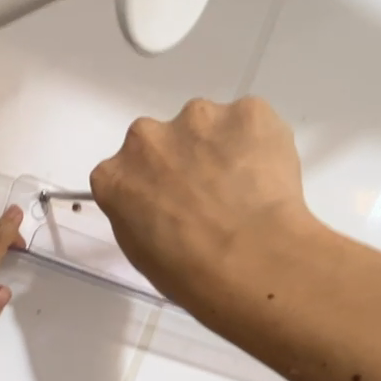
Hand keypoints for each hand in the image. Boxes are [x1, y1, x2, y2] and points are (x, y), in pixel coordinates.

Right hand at [90, 97, 322, 316]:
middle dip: (179, 163)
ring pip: (205, 128)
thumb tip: (157, 206)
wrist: (249, 259)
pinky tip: (267, 179)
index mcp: (113, 175)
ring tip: (242, 190)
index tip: (166, 209)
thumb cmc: (185, 270)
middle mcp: (147, 137)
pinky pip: (250, 123)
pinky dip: (257, 144)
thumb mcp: (140, 251)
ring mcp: (197, 117)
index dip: (149, 191)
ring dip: (217, 149)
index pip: (123, 174)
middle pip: (160, 143)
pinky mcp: (247, 110)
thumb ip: (138, 213)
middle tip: (205, 198)